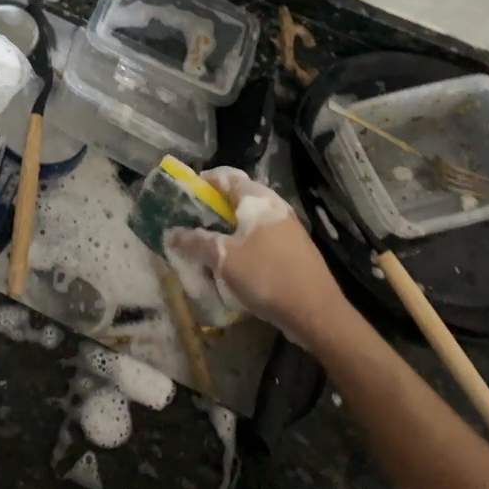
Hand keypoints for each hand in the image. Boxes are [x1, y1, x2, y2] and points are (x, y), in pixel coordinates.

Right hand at [165, 168, 354, 346]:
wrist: (318, 313)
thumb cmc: (267, 276)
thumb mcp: (224, 258)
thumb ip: (196, 243)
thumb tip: (171, 234)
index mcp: (257, 200)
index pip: (227, 175)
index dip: (204, 180)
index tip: (185, 194)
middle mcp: (275, 207)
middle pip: (239, 196)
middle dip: (214, 207)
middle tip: (193, 221)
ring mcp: (289, 228)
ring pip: (252, 219)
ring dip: (230, 227)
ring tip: (211, 243)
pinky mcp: (296, 250)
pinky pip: (263, 237)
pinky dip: (246, 242)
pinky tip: (237, 263)